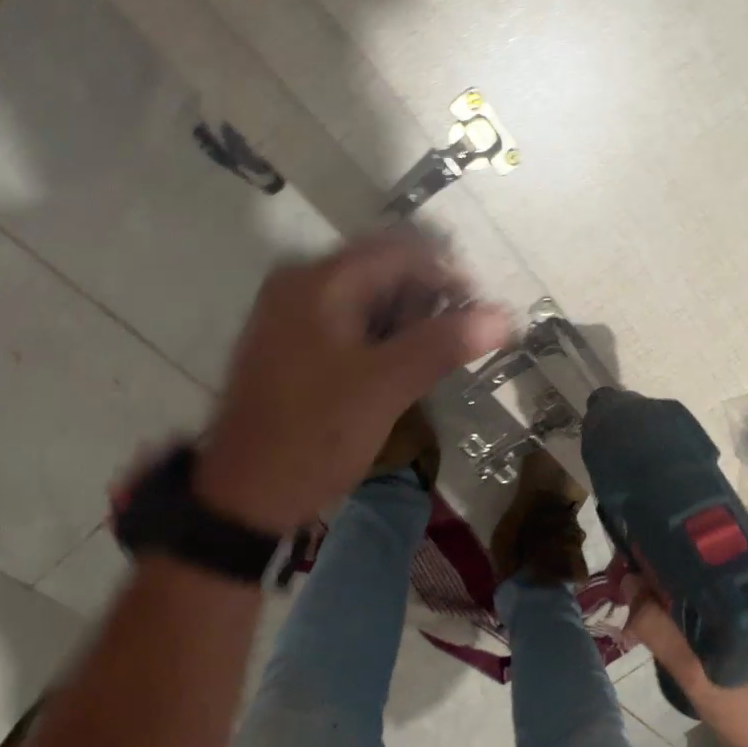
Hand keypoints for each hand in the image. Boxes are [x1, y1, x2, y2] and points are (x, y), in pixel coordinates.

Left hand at [194, 229, 512, 533]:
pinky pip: (348, 324)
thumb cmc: (315, 436)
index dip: (450, 274)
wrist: (245, 495)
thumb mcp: (385, 389)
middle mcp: (300, 285)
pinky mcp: (291, 347)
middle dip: (428, 299)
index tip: (483, 312)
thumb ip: (442, 345)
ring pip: (366, 299)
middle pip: (382, 270)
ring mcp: (291, 316)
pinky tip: (401, 370)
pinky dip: (381, 338)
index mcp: (319, 282)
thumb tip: (502, 316)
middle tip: (462, 340)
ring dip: (408, 320)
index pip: (400, 251)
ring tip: (438, 358)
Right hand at [622, 546, 747, 746]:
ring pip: (716, 568)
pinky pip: (729, 587)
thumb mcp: (697, 673)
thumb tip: (628, 583)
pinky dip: (700, 594)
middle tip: (628, 586)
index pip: (700, 527)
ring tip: (643, 602)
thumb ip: (658, 626)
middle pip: (706, 546)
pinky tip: (676, 617)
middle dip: (662, 560)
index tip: (625, 557)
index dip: (656, 537)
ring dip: (679, 580)